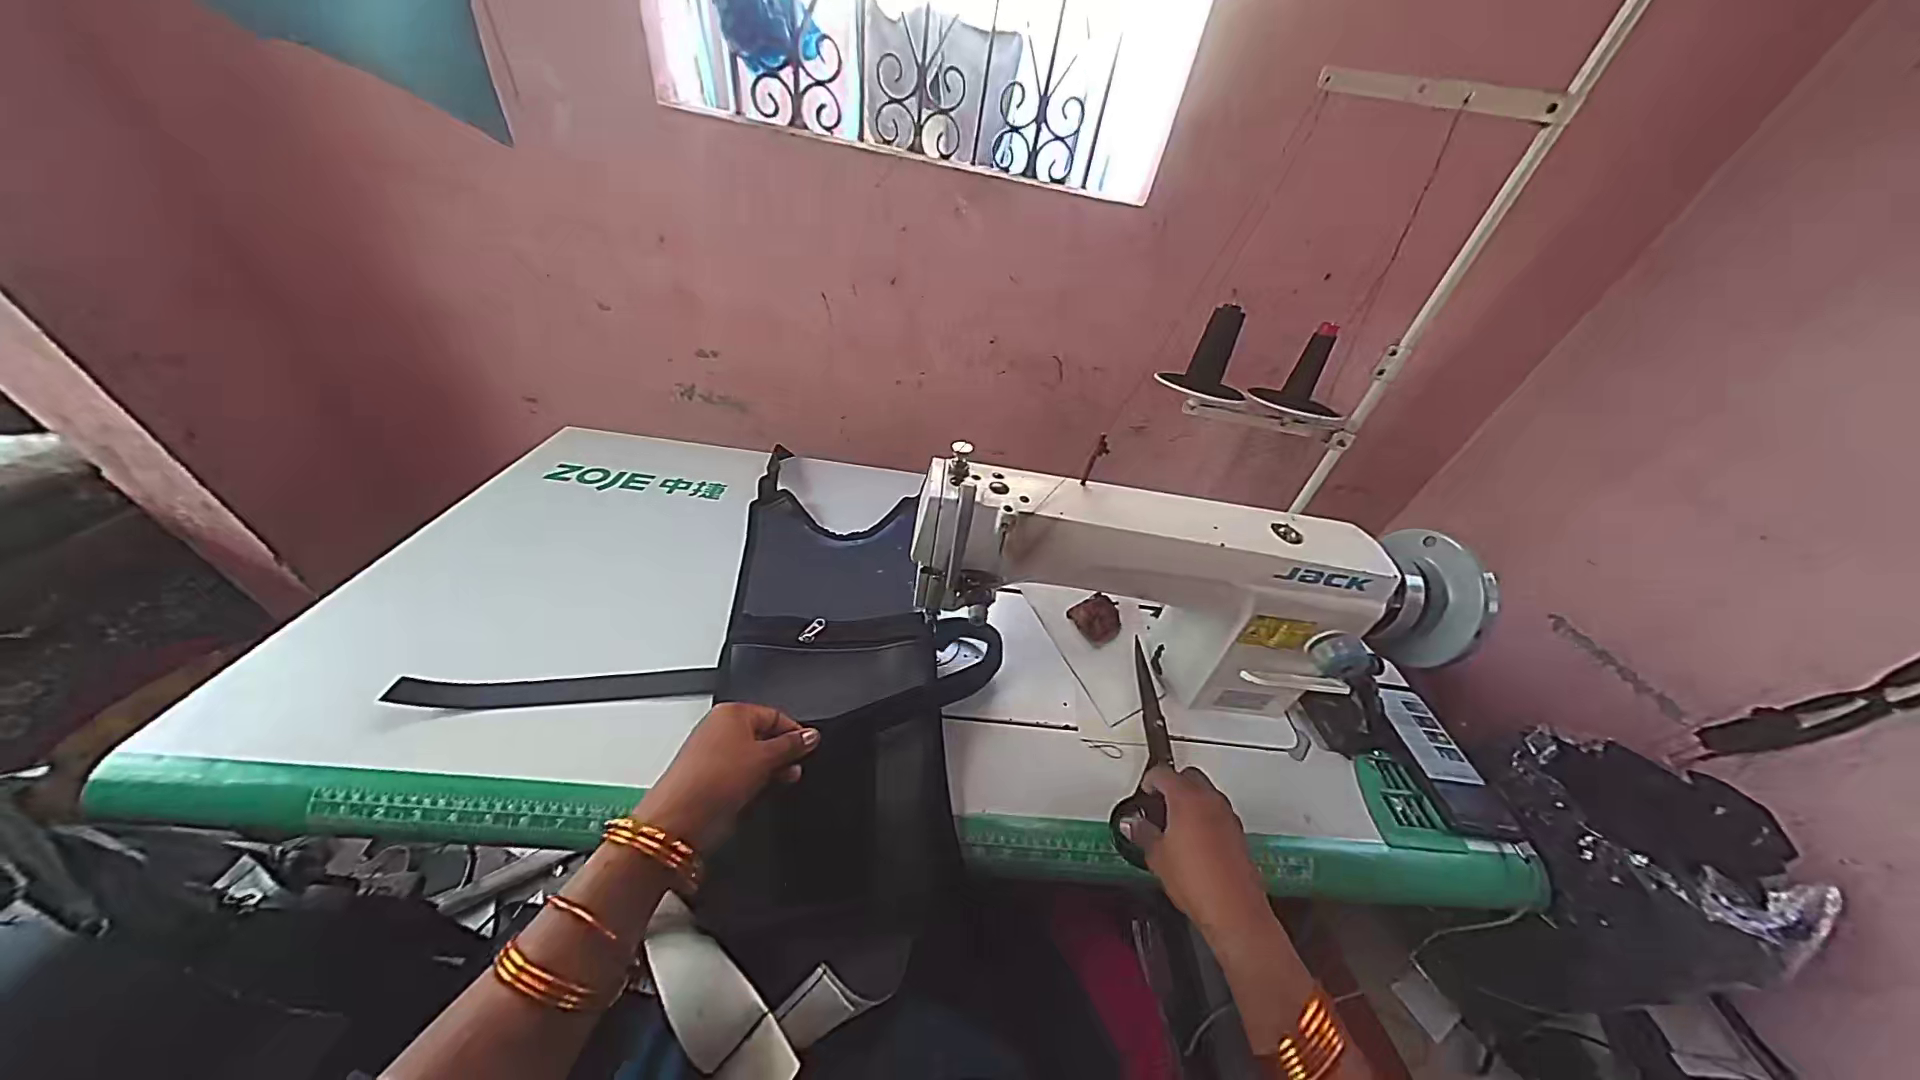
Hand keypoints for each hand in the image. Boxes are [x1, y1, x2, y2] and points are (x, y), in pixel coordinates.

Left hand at [635, 703, 818, 849]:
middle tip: (795, 765)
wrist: (679, 818)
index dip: (794, 731)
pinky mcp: (708, 777)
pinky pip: (738, 774)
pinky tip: (758, 793)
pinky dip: (752, 781)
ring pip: (751, 757)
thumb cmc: (712, 780)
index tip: (809, 746)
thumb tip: (810, 736)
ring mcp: (712, 754)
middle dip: (782, 752)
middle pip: (762, 735)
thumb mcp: (766, 758)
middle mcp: (719, 729)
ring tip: (780, 781)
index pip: (774, 715)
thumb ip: (792, 745)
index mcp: (732, 713)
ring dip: (769, 769)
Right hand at [1120, 765, 1270, 934]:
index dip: (1149, 780)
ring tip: (1174, 821)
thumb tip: (1134, 825)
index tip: (1144, 790)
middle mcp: (1210, 801)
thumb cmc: (1197, 882)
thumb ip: (1143, 833)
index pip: (1163, 774)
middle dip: (1172, 783)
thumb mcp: (1157, 857)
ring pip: (1206, 792)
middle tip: (1158, 800)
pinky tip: (1194, 838)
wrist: (1234, 911)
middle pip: (1188, 776)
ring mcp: (1227, 816)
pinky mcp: (1238, 833)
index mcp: (1186, 798)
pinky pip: (1218, 811)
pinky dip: (1205, 815)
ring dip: (1190, 798)